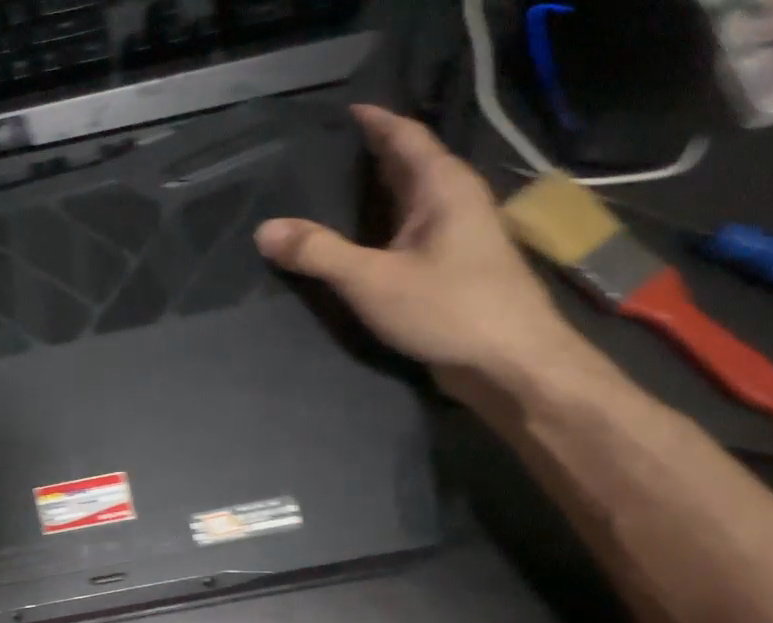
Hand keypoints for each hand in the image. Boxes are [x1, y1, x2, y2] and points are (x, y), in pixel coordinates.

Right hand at [253, 105, 585, 397]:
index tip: (346, 110)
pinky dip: (378, 225)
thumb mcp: (372, 280)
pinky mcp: (449, 267)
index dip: (377, 122)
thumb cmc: (447, 308)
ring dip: (373, 193)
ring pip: (407, 201)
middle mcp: (453, 203)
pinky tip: (353, 240)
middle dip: (371, 155)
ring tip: (330, 190)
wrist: (508, 361)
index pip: (407, 139)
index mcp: (443, 189)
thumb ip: (317, 253)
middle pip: (408, 166)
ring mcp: (455, 236)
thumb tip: (264, 230)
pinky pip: (406, 231)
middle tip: (325, 151)